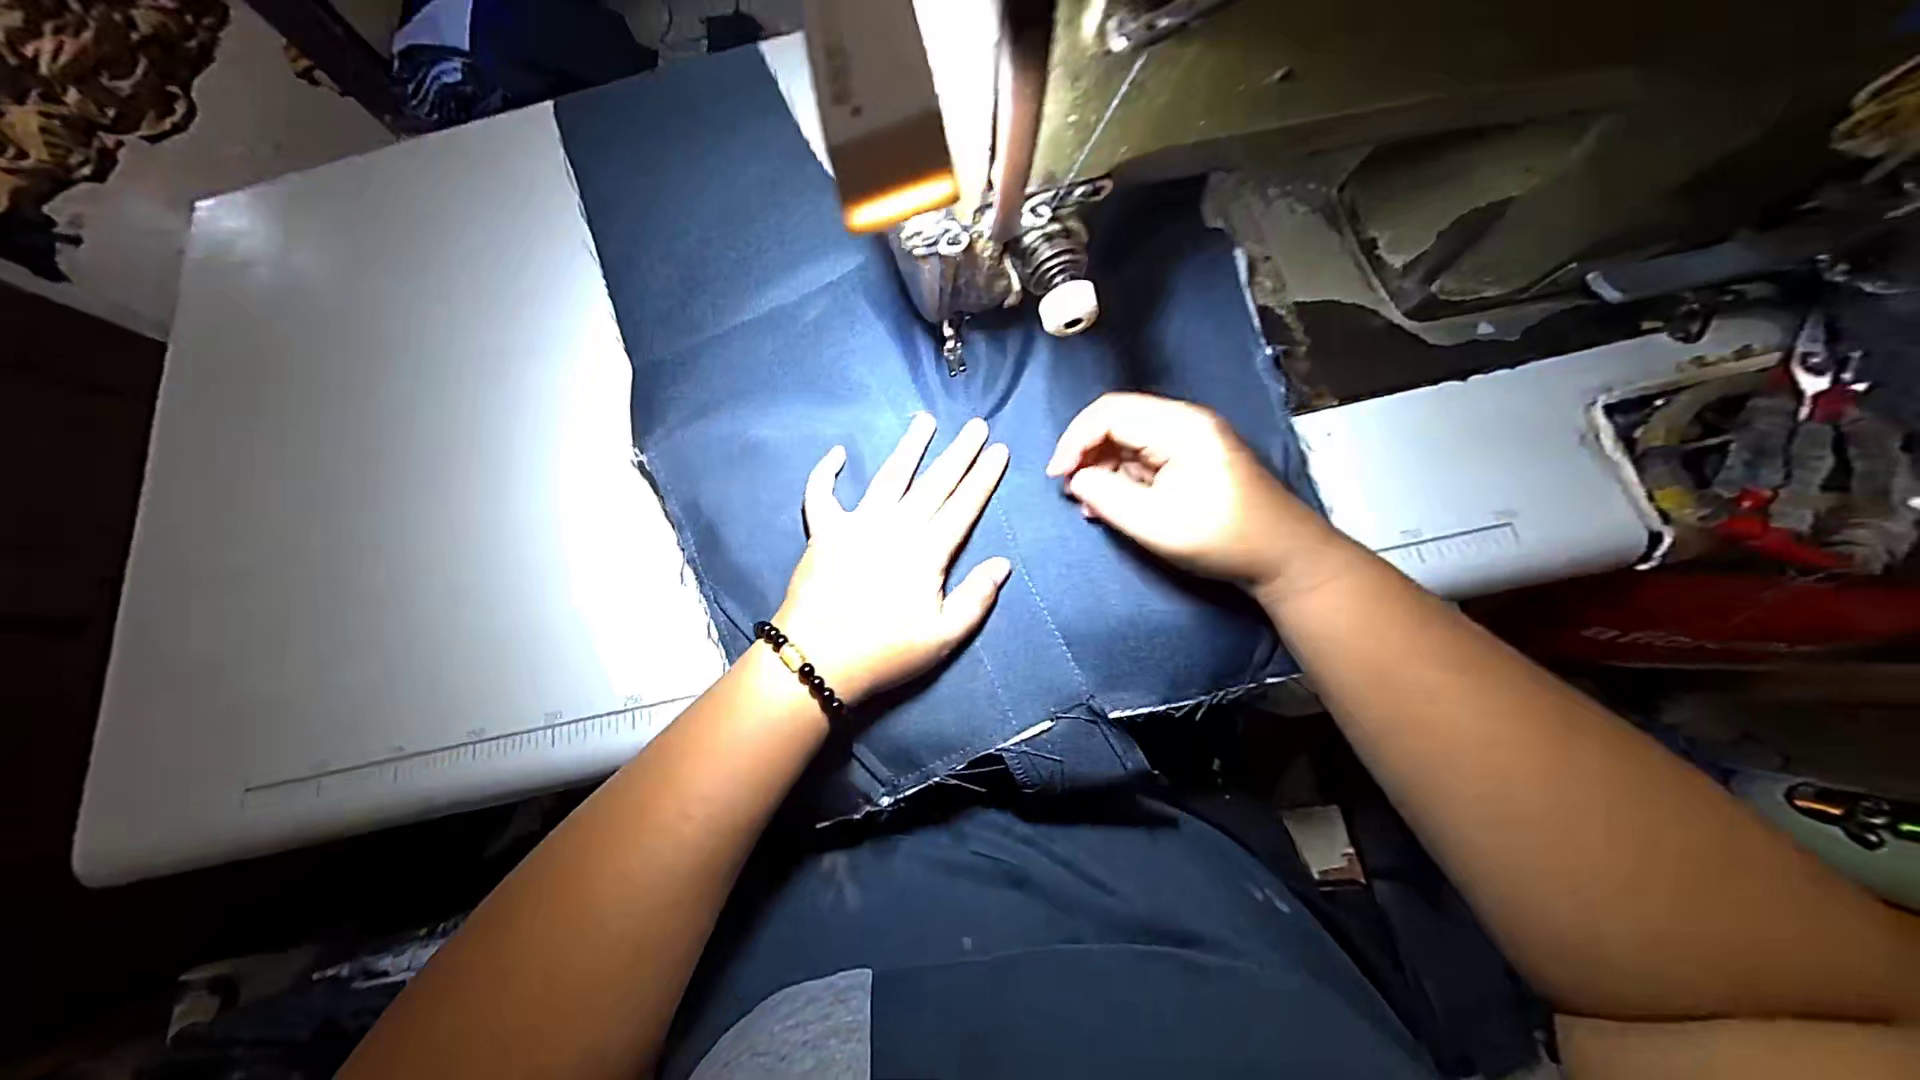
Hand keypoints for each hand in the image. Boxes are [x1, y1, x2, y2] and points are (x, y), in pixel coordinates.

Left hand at [773, 413, 1012, 703]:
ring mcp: (856, 524)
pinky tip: (838, 453)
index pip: (964, 505)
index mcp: (927, 551)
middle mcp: (895, 527)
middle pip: (934, 482)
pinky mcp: (823, 532)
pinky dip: (826, 472)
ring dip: (909, 446)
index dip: (984, 477)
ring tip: (925, 420)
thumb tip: (1003, 564)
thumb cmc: (885, 652)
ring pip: (889, 476)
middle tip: (976, 425)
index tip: (999, 450)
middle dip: (959, 452)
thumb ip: (975, 599)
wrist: (816, 659)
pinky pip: (821, 494)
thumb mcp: (943, 637)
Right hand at [1046, 392, 1350, 604]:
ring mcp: (1191, 438)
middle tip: (1070, 488)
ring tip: (1090, 503)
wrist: (1285, 556)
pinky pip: (1144, 455)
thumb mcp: (1155, 523)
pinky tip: (1112, 503)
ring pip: (1128, 438)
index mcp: (1180, 426)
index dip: (1075, 440)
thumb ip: (1107, 496)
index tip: (1058, 476)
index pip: (1110, 412)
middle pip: (1117, 419)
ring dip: (1102, 466)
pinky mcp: (1192, 457)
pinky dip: (1122, 475)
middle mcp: (1185, 422)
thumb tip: (1077, 479)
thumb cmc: (1223, 539)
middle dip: (1086, 451)